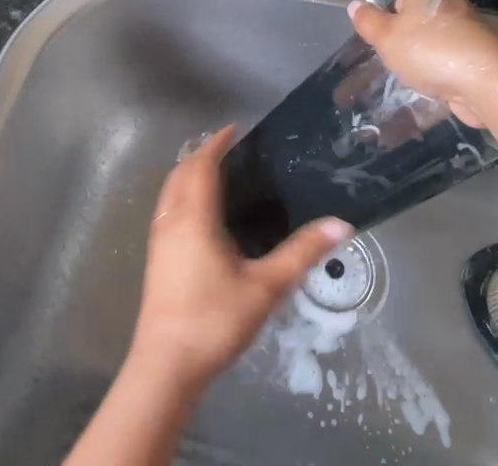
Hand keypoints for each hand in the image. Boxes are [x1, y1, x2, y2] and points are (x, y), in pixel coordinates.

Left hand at [129, 125, 351, 388]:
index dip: (216, 144)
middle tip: (228, 149)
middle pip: (180, 174)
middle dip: (200, 156)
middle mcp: (171, 222)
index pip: (201, 166)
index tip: (234, 129)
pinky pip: (166, 212)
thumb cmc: (215, 320)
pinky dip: (181, 197)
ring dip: (187, 176)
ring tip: (215, 176)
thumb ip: (302, 254)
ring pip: (169, 194)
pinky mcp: (156, 262)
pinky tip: (198, 218)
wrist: (166, 367)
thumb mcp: (267, 287)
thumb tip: (341, 225)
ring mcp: (159, 243)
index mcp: (195, 218)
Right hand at [348, 0, 497, 128]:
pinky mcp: (479, 60)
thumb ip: (368, 21)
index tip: (386, 44)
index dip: (389, 23)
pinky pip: (451, 69)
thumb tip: (355, 4)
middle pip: (417, 27)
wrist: (487, 82)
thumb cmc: (430, 52)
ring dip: (423, 68)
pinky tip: (435, 94)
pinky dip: (442, 81)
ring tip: (415, 84)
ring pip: (434, 50)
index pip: (400, 1)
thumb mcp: (386, 36)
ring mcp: (468, 34)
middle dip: (405, 48)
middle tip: (396, 65)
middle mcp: (450, 7)